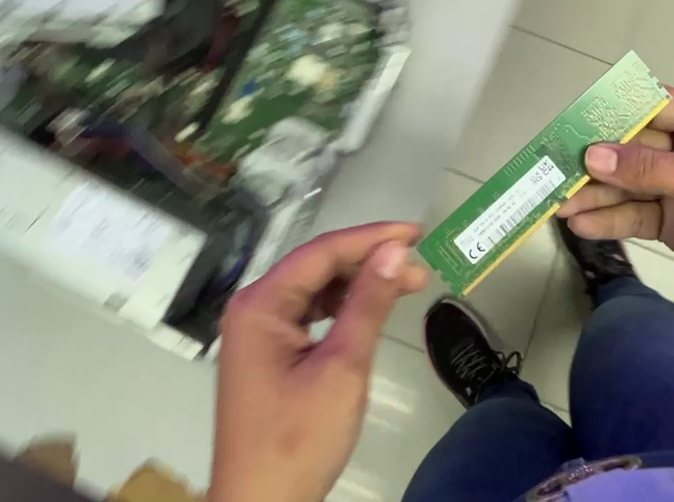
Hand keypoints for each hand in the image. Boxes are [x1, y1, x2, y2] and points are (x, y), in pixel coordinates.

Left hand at [207, 222, 430, 501]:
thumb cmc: (298, 440)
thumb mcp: (342, 367)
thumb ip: (368, 302)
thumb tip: (395, 250)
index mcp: (261, 303)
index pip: (323, 251)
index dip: (372, 238)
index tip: (416, 234)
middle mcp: (255, 307)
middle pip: (319, 266)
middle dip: (370, 262)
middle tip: (418, 268)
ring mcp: (259, 331)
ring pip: (317, 288)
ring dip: (360, 284)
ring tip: (405, 286)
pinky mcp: (270, 352)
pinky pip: (311, 313)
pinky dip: (344, 308)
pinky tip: (371, 310)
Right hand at [557, 89, 673, 345]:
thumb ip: (650, 169)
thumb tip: (595, 156)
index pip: (653, 105)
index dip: (614, 112)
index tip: (576, 122)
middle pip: (633, 146)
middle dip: (597, 159)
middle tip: (558, 168)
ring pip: (628, 183)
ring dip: (595, 193)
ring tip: (560, 202)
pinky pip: (633, 213)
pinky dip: (608, 219)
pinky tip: (582, 223)